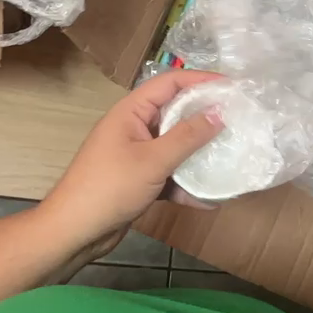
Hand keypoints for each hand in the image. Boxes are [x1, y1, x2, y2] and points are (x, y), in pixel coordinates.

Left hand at [41, 69, 226, 247]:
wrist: (73, 232)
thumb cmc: (109, 187)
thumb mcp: (153, 160)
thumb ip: (188, 136)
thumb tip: (220, 113)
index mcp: (131, 112)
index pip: (169, 83)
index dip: (200, 80)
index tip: (232, 87)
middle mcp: (135, 128)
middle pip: (175, 113)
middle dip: (205, 118)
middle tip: (238, 120)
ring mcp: (136, 155)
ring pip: (175, 146)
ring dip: (199, 154)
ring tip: (230, 156)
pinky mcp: (140, 180)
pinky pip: (170, 174)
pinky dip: (186, 184)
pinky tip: (209, 199)